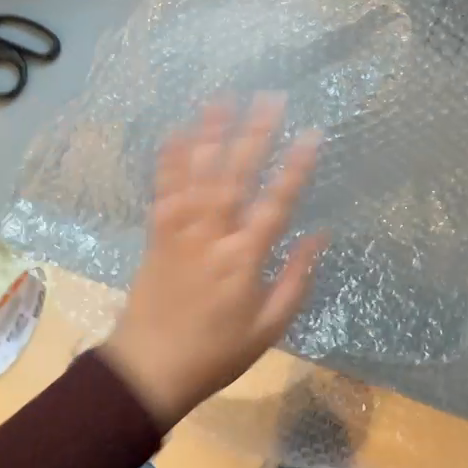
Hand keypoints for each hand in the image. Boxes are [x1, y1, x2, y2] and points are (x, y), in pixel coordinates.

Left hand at [100, 95, 326, 430]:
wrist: (148, 370)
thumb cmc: (216, 352)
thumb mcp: (268, 327)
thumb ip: (295, 279)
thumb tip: (319, 236)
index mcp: (243, 259)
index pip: (276, 203)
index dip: (296, 167)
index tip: (312, 134)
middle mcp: (212, 235)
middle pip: (236, 175)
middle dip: (255, 134)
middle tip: (271, 98)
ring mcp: (181, 230)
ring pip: (198, 173)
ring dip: (211, 133)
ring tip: (223, 99)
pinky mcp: (157, 233)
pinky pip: (164, 188)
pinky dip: (170, 158)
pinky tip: (177, 130)